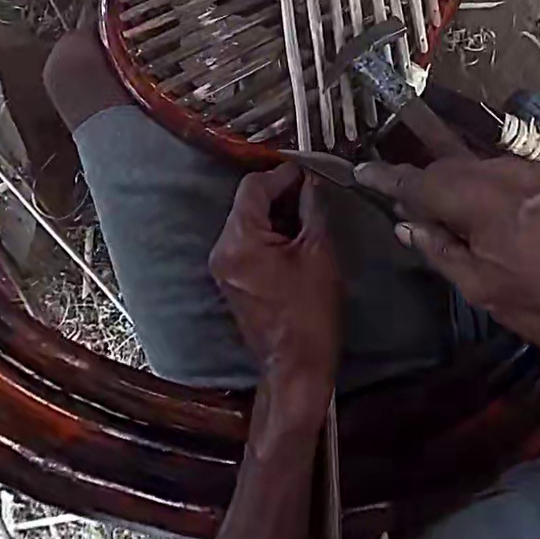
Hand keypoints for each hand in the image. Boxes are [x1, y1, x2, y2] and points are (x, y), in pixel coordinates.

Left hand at [209, 164, 340, 392]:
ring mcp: (221, 263)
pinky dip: (266, 230)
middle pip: (246, 202)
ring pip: (246, 220)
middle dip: (278, 192)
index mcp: (239, 240)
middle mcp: (221, 248)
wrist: (296, 367)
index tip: (305, 171)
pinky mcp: (228, 275)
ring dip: (273, 211)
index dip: (281, 174)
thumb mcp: (318, 252)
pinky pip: (245, 239)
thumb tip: (310, 181)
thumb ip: (311, 209)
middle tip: (309, 189)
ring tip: (305, 210)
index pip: (253, 187)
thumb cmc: (310, 313)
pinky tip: (292, 232)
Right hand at [354, 156, 539, 371]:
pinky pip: (510, 173)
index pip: (418, 182)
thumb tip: (407, 226)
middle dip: (424, 183)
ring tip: (454, 214)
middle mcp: (505, 176)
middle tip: (411, 208)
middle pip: (446, 168)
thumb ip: (439, 250)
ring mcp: (537, 174)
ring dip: (458, 185)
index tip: (362, 172)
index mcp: (479, 202)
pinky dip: (490, 186)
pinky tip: (496, 213)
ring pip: (478, 167)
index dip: (386, 178)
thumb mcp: (482, 289)